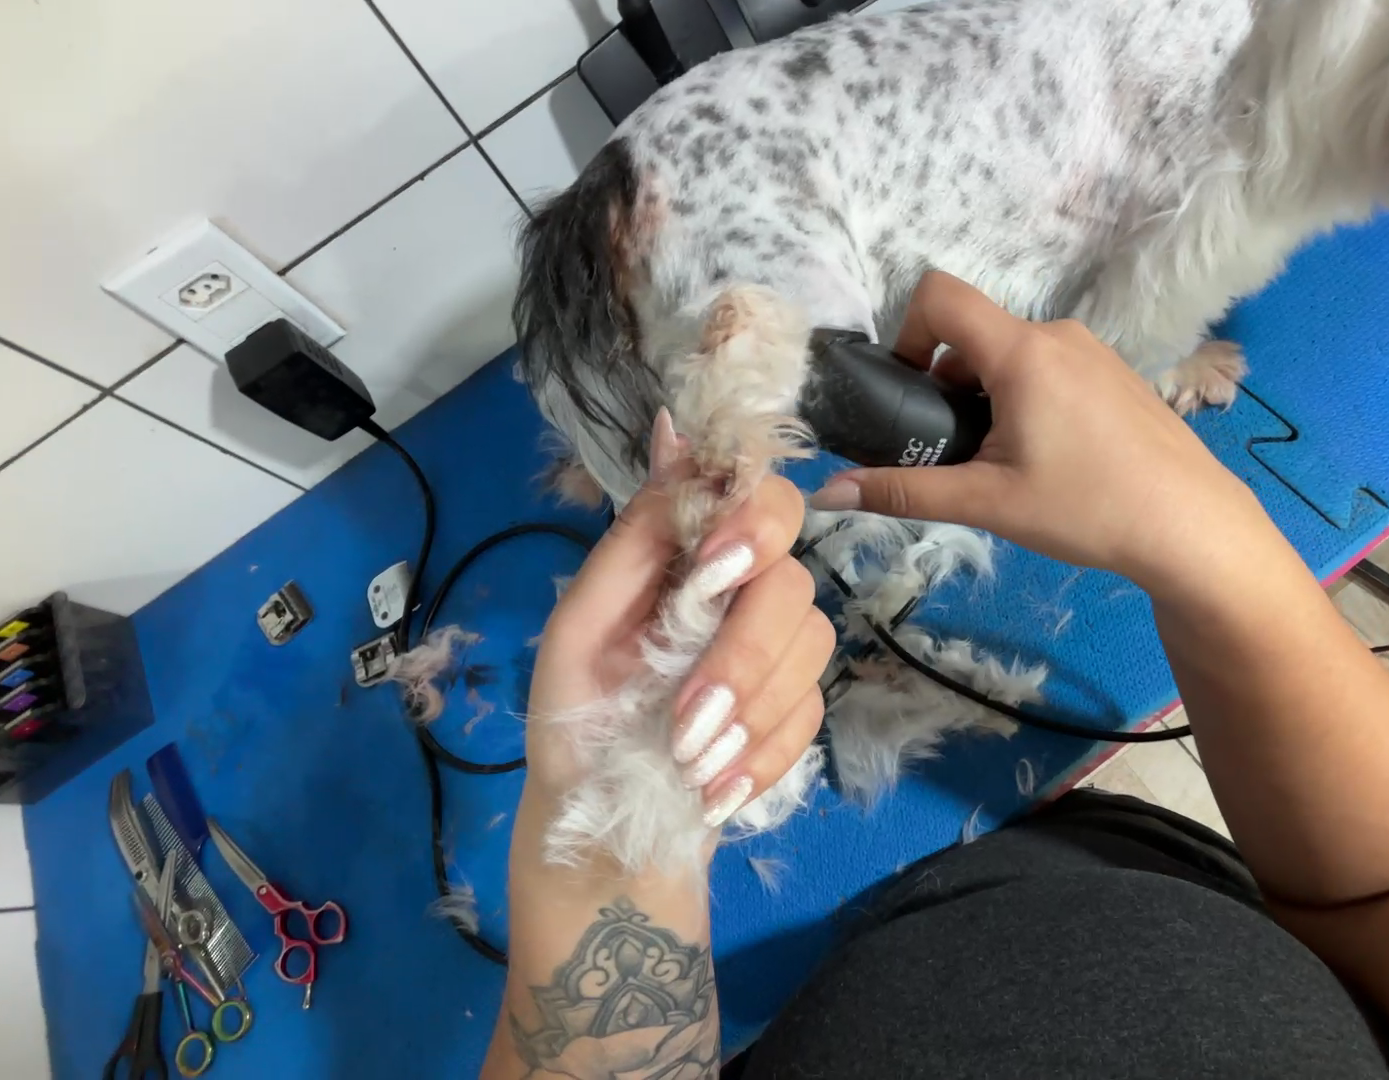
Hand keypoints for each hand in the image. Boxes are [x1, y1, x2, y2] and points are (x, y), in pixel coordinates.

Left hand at [525, 410, 836, 825]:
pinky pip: (809, 714)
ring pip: (811, 648)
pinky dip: (762, 755)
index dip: (754, 520)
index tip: (716, 567)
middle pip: (791, 583)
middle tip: (685, 717)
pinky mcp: (796, 708)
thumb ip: (635, 534)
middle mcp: (745, 591)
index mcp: (692, 556)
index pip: (761, 498)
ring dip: (749, 712)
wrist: (600, 816)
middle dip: (742, 652)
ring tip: (688, 763)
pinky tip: (715, 787)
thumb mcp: (582, 621)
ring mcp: (777, 650)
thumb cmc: (577, 711)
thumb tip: (673, 429)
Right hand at [808, 272, 1270, 587]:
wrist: (1193, 527)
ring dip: (982, 396)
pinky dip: (1020, 398)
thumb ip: (903, 493)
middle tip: (951, 450)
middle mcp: (1057, 335)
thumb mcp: (986, 502)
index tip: (909, 394)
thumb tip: (827, 493)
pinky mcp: (1113, 374)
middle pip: (971, 334)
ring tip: (998, 462)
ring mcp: (1092, 352)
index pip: (939, 294)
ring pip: (1009, 355)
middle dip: (943, 384)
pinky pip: (1046, 368)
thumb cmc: (1087, 508)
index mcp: (1022, 352)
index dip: (906, 333)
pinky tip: (1045, 457)